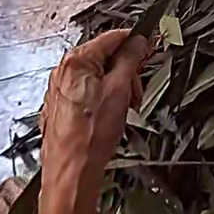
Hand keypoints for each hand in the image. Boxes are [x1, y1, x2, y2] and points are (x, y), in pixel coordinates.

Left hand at [29, 28, 148, 213]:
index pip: (113, 37)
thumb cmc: (89, 139)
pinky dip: (105, 99)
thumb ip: (130, 59)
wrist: (71, 176)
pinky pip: (90, 92)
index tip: (152, 48)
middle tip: (136, 90)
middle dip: (127, 71)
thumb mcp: (120, 90)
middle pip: (106, 57)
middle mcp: (64, 72)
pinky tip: (110, 117)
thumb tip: (139, 41)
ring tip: (125, 108)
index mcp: (76, 61)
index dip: (137, 43)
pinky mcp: (63, 108)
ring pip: (100, 76)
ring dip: (118, 87)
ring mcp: (61, 90)